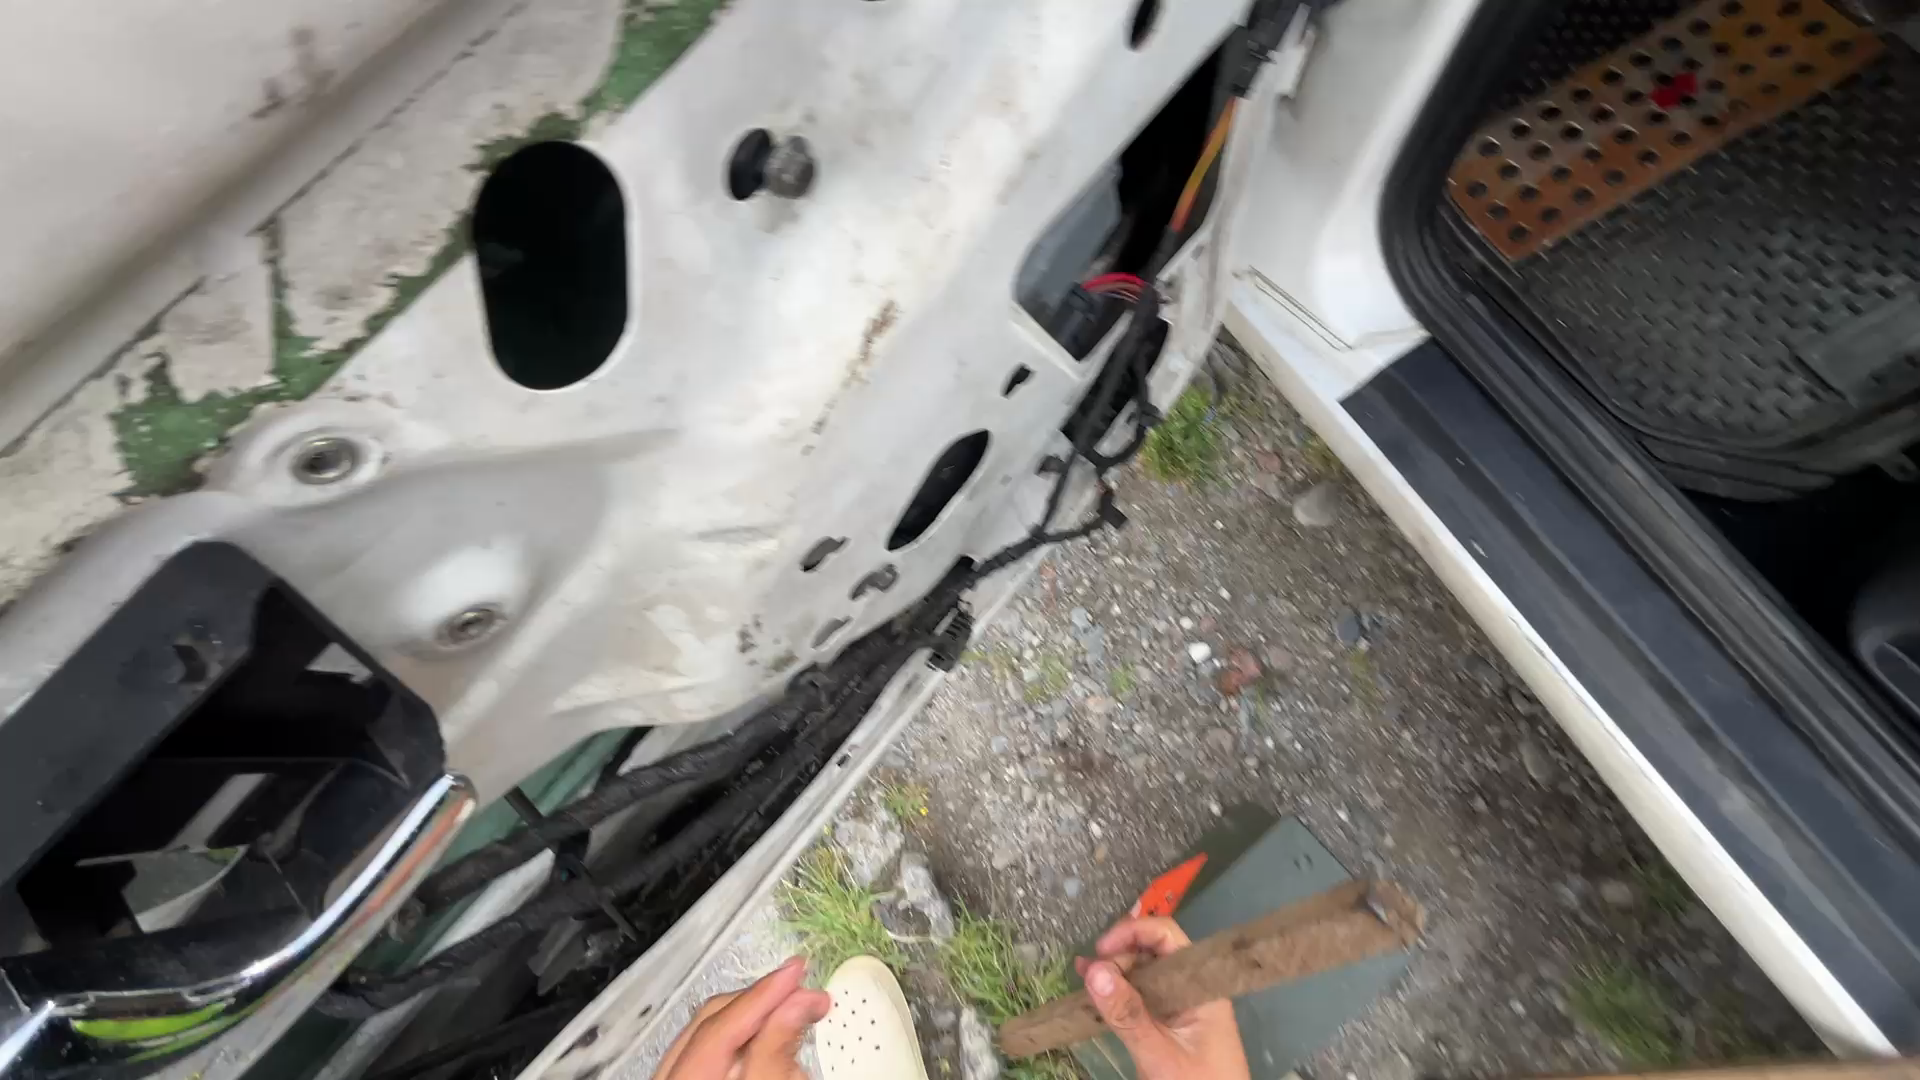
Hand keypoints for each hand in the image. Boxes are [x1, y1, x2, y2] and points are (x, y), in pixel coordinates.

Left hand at [650, 956, 829, 1079]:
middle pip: (711, 1022)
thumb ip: (777, 1051)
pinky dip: (738, 1040)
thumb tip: (800, 998)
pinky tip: (766, 1039)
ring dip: (752, 1019)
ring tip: (791, 1011)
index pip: (720, 1025)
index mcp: (682, 1079)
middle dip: (760, 1002)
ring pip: (707, 1035)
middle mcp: (666, 1076)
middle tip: (804, 992)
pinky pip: (705, 1054)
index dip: (763, 994)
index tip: (800, 969)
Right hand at [1074, 917, 1250, 1079]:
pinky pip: (1138, 997)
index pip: (1168, 936)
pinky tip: (1091, 990)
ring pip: (1142, 972)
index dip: (1133, 933)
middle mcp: (1189, 989)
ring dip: (1113, 971)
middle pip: (1151, 951)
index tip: (1101, 949)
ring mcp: (1177, 1007)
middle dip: (1118, 955)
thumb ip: (1128, 1014)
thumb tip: (1093, 969)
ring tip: (1082, 976)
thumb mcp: (1160, 1056)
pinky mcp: (1165, 1025)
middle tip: (1091, 975)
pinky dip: (1115, 992)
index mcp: (1200, 987)